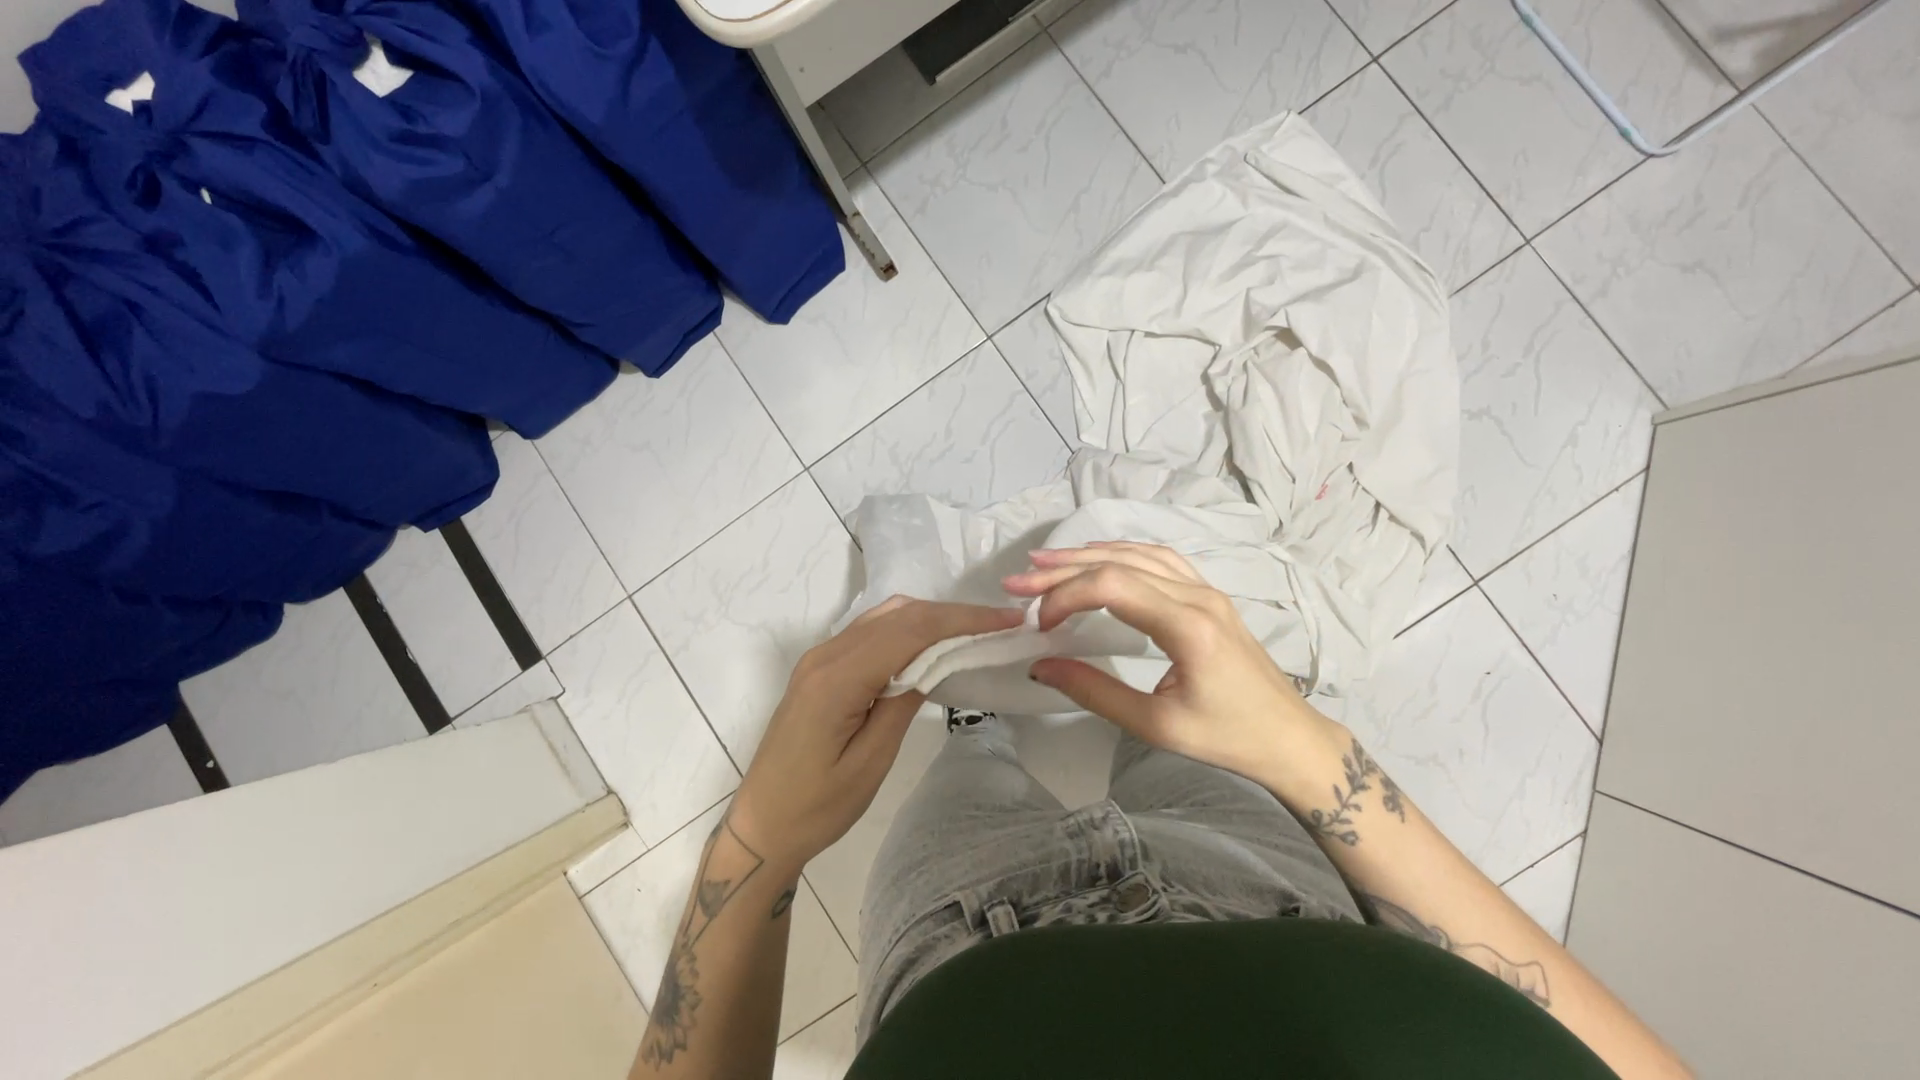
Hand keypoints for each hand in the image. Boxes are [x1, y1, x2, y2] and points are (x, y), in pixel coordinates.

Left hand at [729, 597, 1022, 873]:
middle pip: (898, 615)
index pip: (910, 630)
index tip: (1006, 620)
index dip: (961, 619)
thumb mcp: (870, 762)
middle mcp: (825, 656)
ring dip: (930, 617)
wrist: (761, 826)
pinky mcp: (819, 670)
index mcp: (837, 678)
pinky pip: (869, 633)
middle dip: (952, 614)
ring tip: (974, 630)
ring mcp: (818, 659)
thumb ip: (902, 703)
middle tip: (999, 624)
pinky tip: (930, 643)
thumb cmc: (817, 807)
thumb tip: (936, 660)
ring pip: (883, 618)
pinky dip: (906, 629)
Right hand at [1004, 542, 1344, 786]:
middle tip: (1017, 581)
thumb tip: (1040, 666)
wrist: (1288, 737)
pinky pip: (1159, 559)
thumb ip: (1096, 692)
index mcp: (1187, 626)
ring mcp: (1207, 591)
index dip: (1065, 595)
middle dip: (1062, 570)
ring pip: (1139, 554)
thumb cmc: (1226, 737)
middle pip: (1119, 563)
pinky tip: (1097, 560)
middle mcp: (1197, 596)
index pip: (1112, 586)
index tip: (1038, 624)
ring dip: (1088, 555)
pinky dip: (1120, 555)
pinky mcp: (1209, 596)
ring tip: (1045, 562)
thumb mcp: (1156, 725)